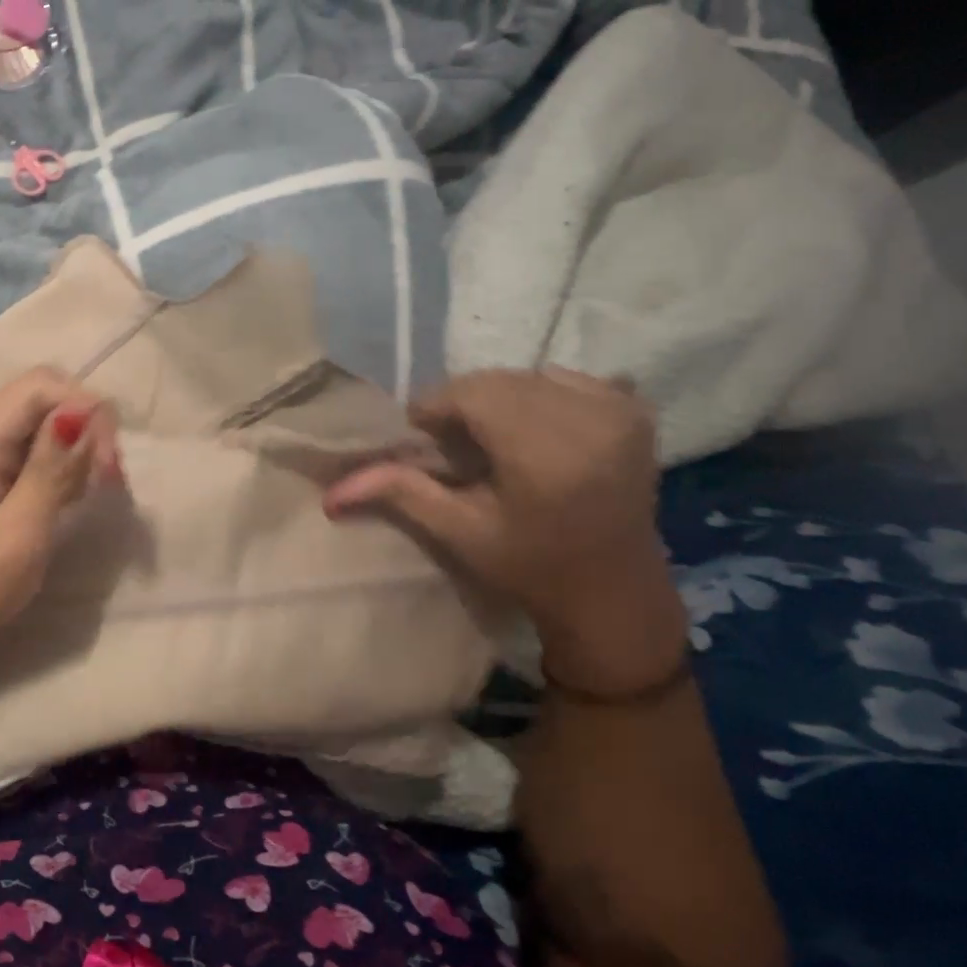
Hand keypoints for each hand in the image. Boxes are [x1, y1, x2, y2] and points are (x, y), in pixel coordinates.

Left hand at [0, 369, 122, 710]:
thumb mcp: (20, 536)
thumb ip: (50, 470)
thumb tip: (81, 409)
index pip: (40, 385)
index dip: (86, 411)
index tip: (110, 466)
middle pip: (43, 395)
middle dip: (85, 429)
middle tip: (107, 481)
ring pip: (43, 418)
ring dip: (76, 449)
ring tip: (83, 497)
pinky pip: (32, 444)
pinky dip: (59, 464)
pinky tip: (64, 501)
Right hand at [323, 369, 685, 694]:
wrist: (611, 590)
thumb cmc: (529, 568)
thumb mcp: (458, 533)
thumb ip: (401, 493)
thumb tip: (332, 491)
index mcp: (545, 451)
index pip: (474, 393)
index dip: (436, 406)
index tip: (418, 435)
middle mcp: (588, 418)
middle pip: (501, 381)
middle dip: (465, 403)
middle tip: (448, 443)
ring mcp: (619, 409)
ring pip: (532, 376)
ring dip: (500, 398)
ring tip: (489, 440)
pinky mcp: (634, 409)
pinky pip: (568, 380)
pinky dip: (539, 396)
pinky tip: (531, 433)